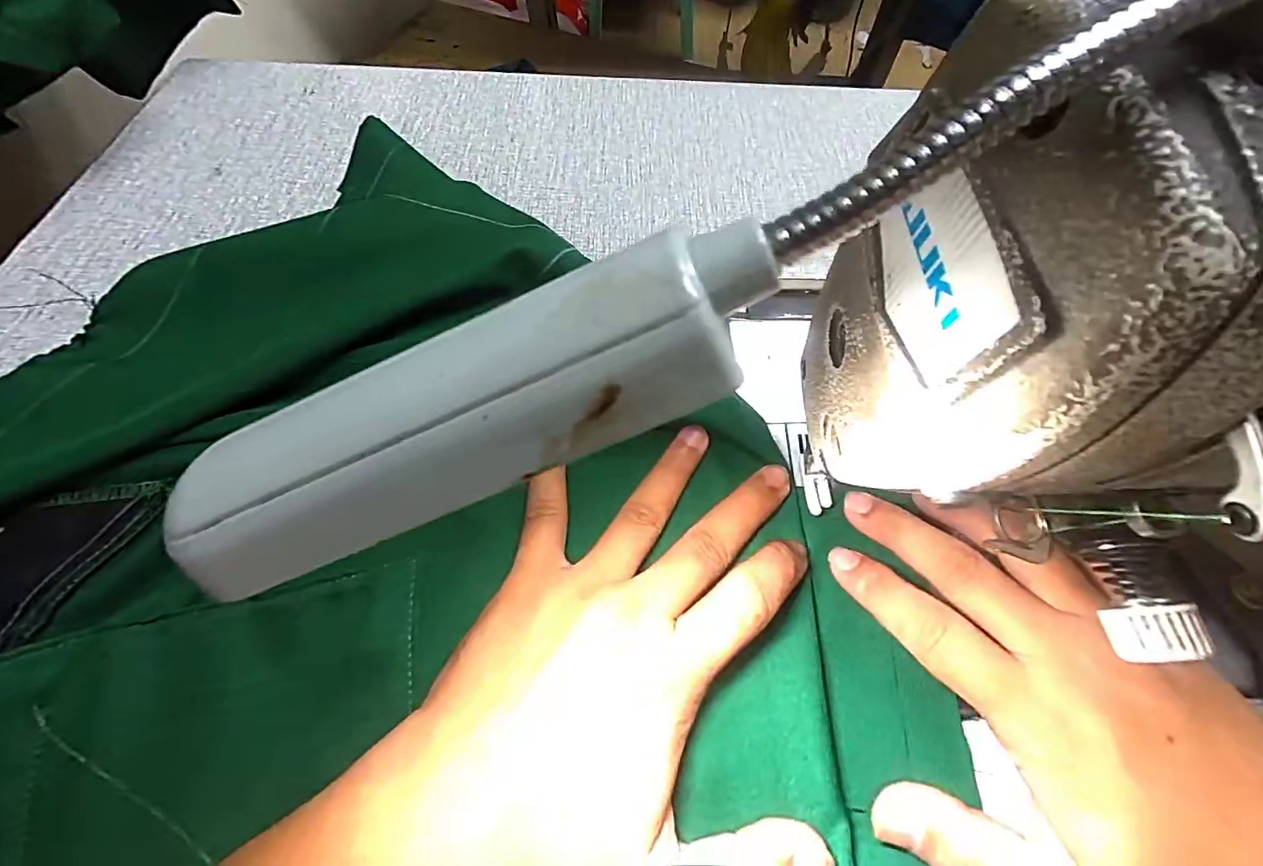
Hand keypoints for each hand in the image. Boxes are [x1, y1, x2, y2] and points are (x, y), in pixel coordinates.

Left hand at [228, 428, 821, 865]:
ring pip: (641, 516)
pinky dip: (552, 487)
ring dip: (671, 475)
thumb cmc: (551, 837)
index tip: (796, 547)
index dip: (778, 570)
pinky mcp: (529, 583)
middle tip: (771, 474)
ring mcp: (582, 589)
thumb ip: (744, 851)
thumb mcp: (660, 860)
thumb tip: (819, 854)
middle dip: (745, 507)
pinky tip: (556, 457)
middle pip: (707, 545)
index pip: (748, 602)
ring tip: (694, 439)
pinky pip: (545, 523)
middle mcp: (637, 613)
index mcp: (674, 668)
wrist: (444, 819)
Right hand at [828, 493, 1262, 865]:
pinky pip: (1072, 556)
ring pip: (1018, 549)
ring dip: (965, 514)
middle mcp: (1062, 652)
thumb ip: (966, 838)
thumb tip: (889, 808)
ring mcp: (1103, 626)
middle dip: (905, 533)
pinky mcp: (1136, 620)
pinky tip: (1014, 515)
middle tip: (865, 503)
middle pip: (965, 572)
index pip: (933, 632)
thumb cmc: (1174, 859)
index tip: (845, 561)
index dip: (881, 592)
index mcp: (1034, 711)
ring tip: (925, 490)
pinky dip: (1032, 529)